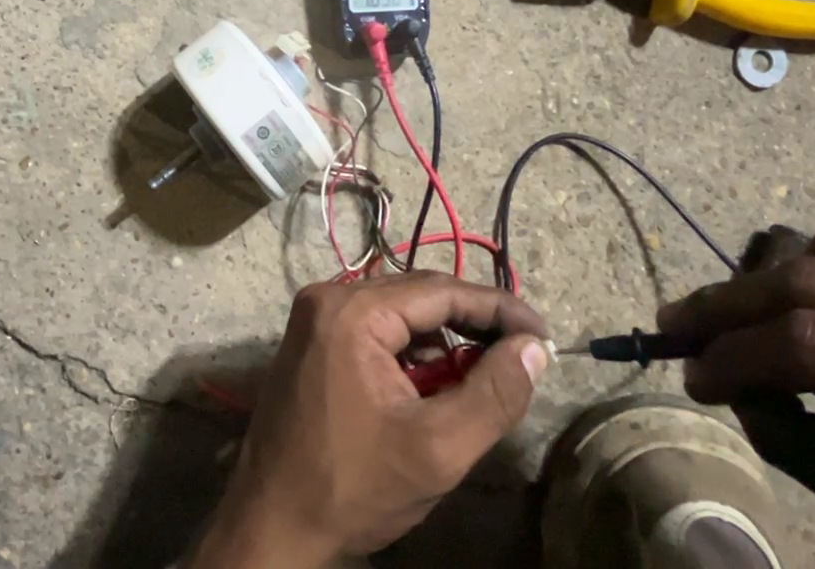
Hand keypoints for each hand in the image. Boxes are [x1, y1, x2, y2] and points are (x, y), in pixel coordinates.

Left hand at [187, 273, 549, 567]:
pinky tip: (432, 388)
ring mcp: (314, 319)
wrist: (270, 523)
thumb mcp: (438, 447)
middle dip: (473, 324)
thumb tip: (534, 348)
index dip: (499, 309)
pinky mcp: (312, 342)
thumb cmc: (353, 487)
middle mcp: (328, 298)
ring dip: (442, 341)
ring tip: (479, 380)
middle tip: (522, 355)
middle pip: (419, 295)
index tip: (544, 336)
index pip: (442, 290)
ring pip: (399, 314)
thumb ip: (494, 394)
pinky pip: (375, 330)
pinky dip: (411, 353)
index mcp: (352, 311)